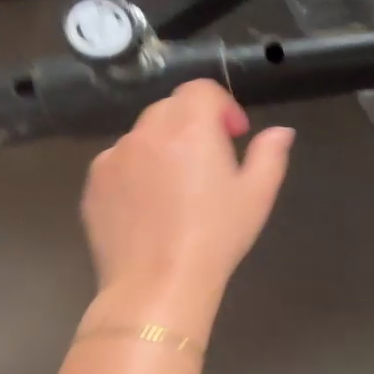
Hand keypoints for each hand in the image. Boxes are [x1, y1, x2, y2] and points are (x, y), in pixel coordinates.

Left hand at [80, 81, 292, 324]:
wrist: (157, 284)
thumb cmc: (216, 237)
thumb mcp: (257, 195)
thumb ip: (270, 154)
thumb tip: (280, 132)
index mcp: (190, 129)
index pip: (200, 89)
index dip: (223, 105)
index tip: (235, 135)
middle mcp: (146, 133)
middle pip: (171, 107)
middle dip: (195, 123)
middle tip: (213, 161)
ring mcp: (113, 158)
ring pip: (143, 135)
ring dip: (165, 146)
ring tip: (180, 188)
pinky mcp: (93, 184)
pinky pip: (120, 162)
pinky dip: (138, 170)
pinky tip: (152, 207)